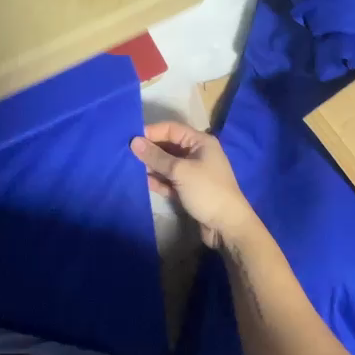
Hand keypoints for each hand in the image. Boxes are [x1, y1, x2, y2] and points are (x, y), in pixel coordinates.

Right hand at [131, 121, 259, 249]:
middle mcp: (197, 153)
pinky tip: (143, 182)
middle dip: (150, 150)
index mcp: (200, 142)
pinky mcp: (189, 189)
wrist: (227, 226)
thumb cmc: (206, 191)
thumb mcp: (180, 171)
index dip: (151, 132)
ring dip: (152, 166)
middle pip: (169, 146)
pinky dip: (158, 180)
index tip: (130, 138)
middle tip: (126, 153)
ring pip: (168, 164)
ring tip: (130, 167)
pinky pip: (170, 180)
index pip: (172, 129)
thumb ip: (156, 157)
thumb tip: (134, 141)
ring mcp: (193, 172)